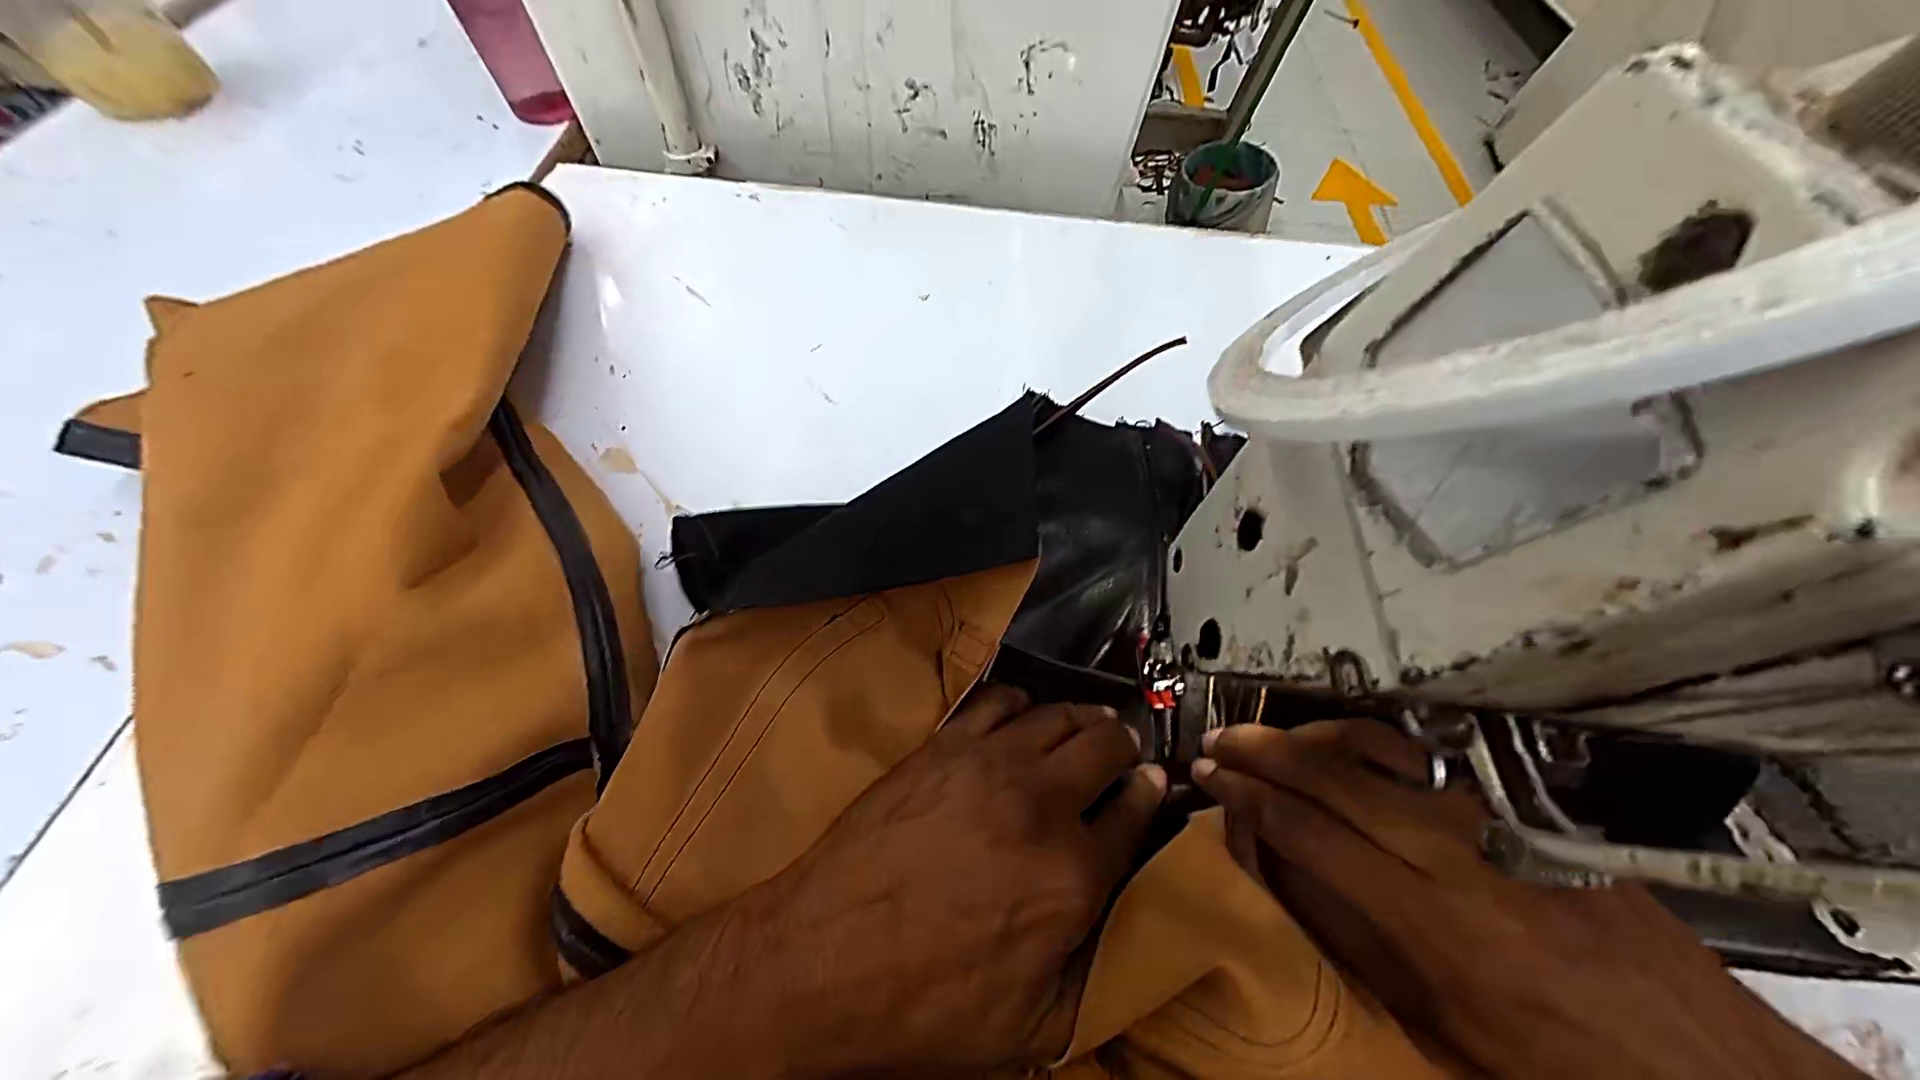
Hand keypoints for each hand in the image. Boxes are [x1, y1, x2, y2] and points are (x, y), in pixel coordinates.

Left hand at [728, 685, 1167, 1075]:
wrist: (822, 957)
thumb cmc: (925, 1002)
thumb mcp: (1031, 1026)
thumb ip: (1092, 976)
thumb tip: (1123, 927)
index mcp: (1073, 876)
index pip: (1135, 812)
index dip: (1151, 791)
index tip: (1155, 780)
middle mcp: (1041, 805)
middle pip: (1105, 747)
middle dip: (1124, 745)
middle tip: (1124, 748)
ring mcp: (989, 764)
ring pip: (1059, 716)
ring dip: (1083, 718)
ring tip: (1087, 724)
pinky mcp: (944, 746)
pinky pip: (998, 701)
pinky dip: (1022, 703)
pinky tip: (1022, 715)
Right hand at [1191, 719, 1865, 1079]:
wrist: (1706, 1065)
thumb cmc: (1558, 1061)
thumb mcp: (1438, 1019)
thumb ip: (1352, 933)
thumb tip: (1285, 865)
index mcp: (1430, 921)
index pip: (1307, 831)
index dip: (1247, 798)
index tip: (1210, 778)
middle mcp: (1457, 854)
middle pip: (1331, 777)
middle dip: (1261, 751)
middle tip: (1219, 741)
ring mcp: (1493, 819)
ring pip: (1375, 750)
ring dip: (1306, 734)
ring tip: (1263, 732)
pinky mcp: (1520, 807)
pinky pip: (1426, 755)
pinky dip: (1366, 738)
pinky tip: (1338, 736)